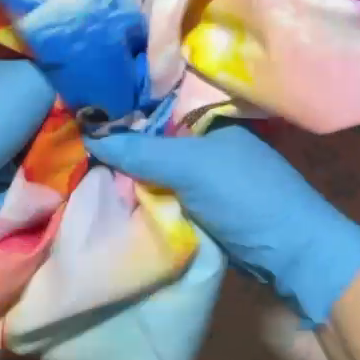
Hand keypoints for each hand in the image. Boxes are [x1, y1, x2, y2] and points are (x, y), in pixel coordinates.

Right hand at [83, 124, 359, 324]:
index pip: (155, 105)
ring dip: (127, 174)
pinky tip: (109, 197)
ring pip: (155, 170)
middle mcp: (206, 142)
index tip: (79, 114)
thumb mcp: (192, 167)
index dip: (121, 110)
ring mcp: (205, 176)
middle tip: (69, 144)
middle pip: (151, 139)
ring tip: (77, 168)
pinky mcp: (202, 206)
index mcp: (209, 119)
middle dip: (118, 144)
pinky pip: (163, 196)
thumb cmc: (247, 197)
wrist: (291, 254)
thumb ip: (141, 150)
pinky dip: (142, 198)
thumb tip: (88, 134)